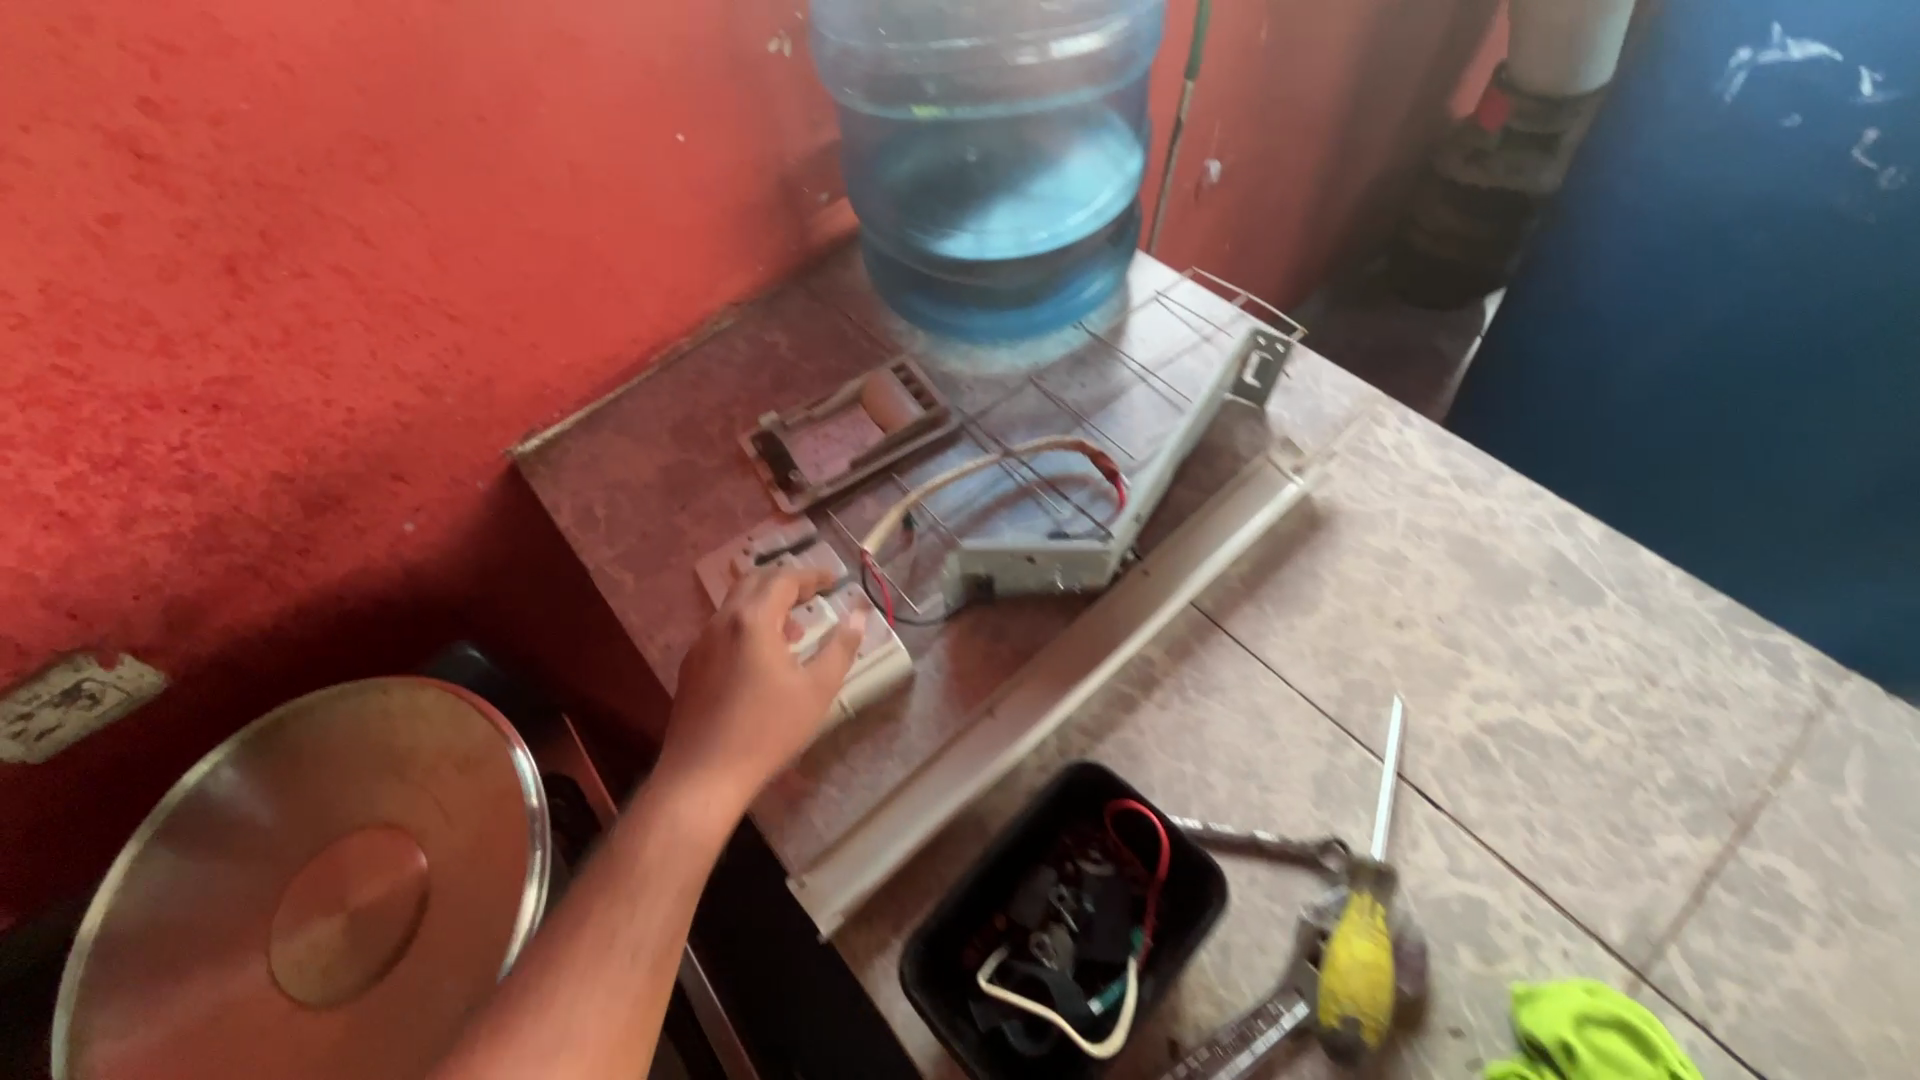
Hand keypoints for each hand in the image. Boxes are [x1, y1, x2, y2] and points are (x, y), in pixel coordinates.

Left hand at [660, 564, 865, 808]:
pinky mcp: (692, 666)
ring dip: (766, 605)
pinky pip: (723, 629)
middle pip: (754, 583)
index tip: (834, 580)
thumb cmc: (767, 731)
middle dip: (786, 582)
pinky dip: (748, 626)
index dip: (812, 575)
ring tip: (794, 629)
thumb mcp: (817, 690)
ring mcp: (701, 644)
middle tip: (814, 594)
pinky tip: (764, 659)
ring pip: (735, 606)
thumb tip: (858, 616)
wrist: (703, 774)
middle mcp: (722, 622)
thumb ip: (841, 648)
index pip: (783, 580)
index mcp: (752, 621)